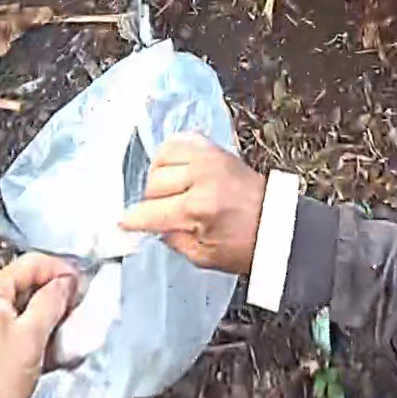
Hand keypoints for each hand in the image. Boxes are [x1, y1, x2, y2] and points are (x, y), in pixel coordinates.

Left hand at [0, 253, 78, 397]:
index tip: (81, 284)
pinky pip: (12, 332)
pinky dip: (31, 337)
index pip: (31, 263)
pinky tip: (45, 353)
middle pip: (26, 286)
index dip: (60, 270)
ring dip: (45, 321)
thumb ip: (52, 302)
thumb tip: (65, 282)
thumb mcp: (30, 338)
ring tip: (63, 336)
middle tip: (75, 311)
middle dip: (53, 298)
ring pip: (21, 312)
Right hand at [118, 132, 264, 274]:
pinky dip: (170, 154)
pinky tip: (175, 168)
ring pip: (161, 158)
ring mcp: (206, 156)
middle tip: (160, 212)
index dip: (133, 220)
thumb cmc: (242, 245)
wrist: (274, 221)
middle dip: (151, 201)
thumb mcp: (204, 256)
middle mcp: (200, 176)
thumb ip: (173, 239)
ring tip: (168, 190)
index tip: (122, 223)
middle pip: (153, 182)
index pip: (152, 212)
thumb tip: (151, 225)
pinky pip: (178, 141)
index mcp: (198, 209)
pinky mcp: (212, 146)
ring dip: (159, 175)